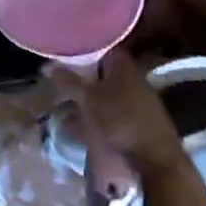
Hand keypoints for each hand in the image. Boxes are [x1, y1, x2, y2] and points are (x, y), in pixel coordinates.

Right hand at [49, 50, 185, 194]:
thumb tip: (47, 65)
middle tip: (65, 78)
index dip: (84, 49)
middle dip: (86, 73)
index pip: (102, 47)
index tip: (65, 54)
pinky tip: (91, 119)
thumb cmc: (120, 121)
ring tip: (73, 101)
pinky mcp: (144, 116)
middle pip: (106, 69)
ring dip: (93, 93)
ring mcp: (142, 97)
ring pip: (111, 88)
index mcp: (124, 66)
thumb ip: (69, 81)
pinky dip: (103, 108)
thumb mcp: (88, 100)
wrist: (157, 158)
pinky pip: (118, 104)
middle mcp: (135, 76)